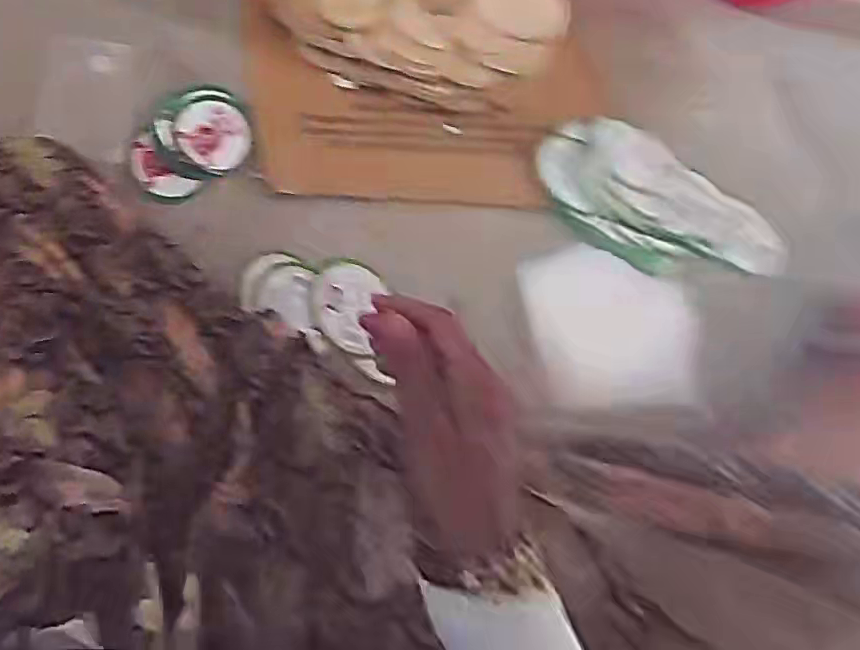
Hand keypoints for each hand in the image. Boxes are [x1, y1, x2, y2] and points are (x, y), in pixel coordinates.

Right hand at [361, 296, 528, 563]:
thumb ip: (409, 366)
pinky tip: (406, 379)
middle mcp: (490, 383)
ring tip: (378, 350)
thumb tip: (387, 317)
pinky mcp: (486, 420)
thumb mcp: (422, 425)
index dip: (404, 307)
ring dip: (414, 341)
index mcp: (476, 380)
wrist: (485, 550)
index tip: (368, 307)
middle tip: (367, 328)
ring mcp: (492, 402)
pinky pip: (453, 374)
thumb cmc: (449, 487)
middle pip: (448, 334)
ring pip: (450, 353)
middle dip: (407, 321)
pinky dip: (425, 363)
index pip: (441, 323)